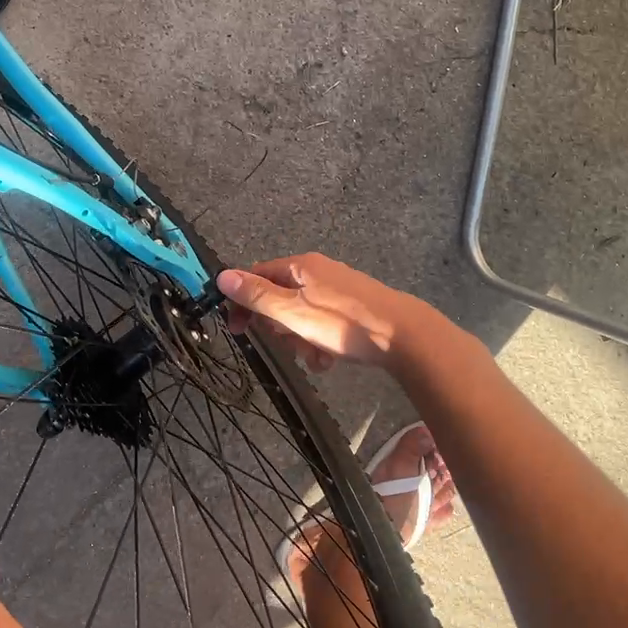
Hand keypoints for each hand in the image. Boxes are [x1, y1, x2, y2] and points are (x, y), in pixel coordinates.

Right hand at [218, 253, 435, 372]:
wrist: (405, 337)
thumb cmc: (342, 322)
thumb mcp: (292, 312)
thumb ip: (257, 296)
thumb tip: (222, 276)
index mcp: (300, 266)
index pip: (257, 276)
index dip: (242, 302)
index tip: (237, 330)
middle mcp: (317, 272)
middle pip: (279, 297)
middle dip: (278, 327)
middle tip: (287, 345)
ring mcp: (337, 290)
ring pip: (301, 315)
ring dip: (299, 340)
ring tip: (314, 359)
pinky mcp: (354, 309)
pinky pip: (323, 324)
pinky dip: (319, 342)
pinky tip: (329, 361)